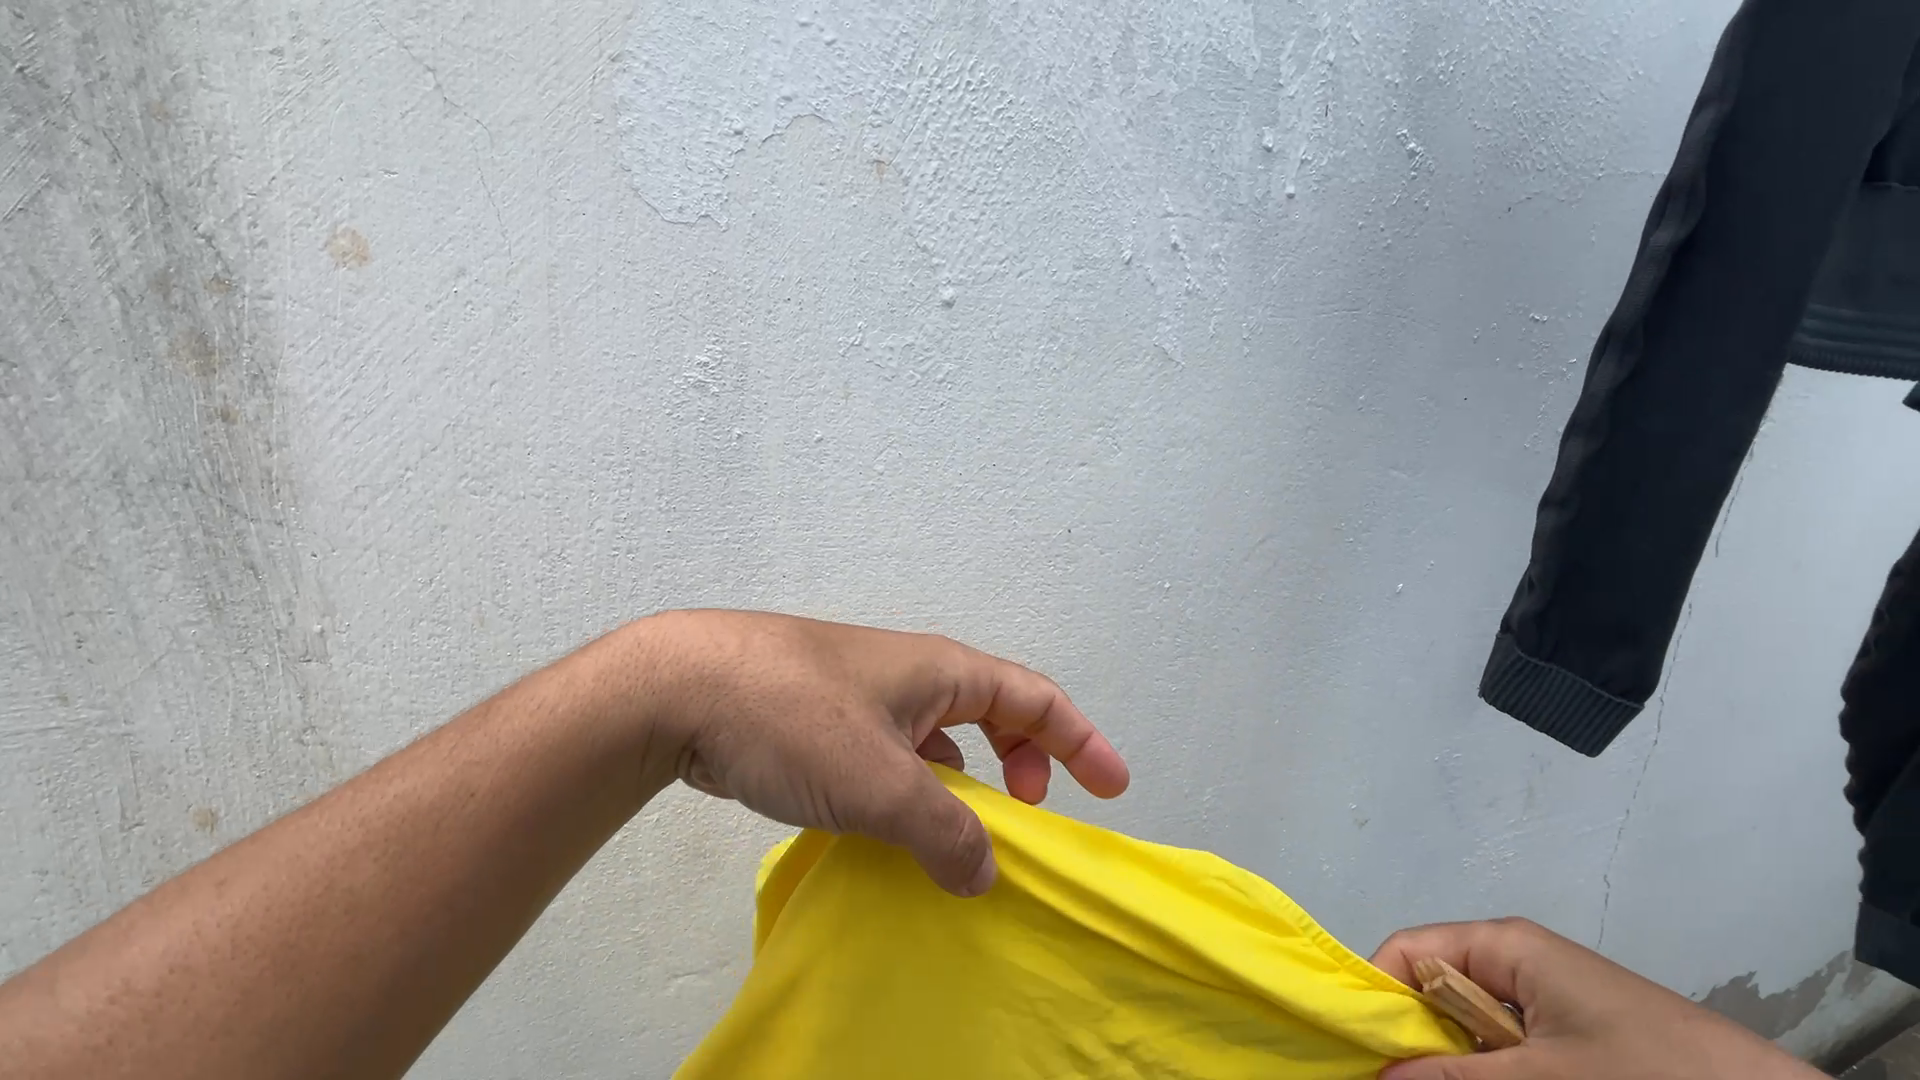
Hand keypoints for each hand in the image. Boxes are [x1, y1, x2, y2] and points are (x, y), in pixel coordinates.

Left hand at [635, 611, 1130, 896]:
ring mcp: (864, 699)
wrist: (679, 688)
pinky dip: (912, 791)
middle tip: (1031, 813)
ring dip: (963, 784)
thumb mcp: (881, 782)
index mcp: (941, 671)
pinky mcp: (824, 724)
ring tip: (963, 838)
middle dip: (1025, 759)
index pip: (1035, 698)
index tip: (1114, 787)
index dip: (1081, 740)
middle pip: (993, 712)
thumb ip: (944, 832)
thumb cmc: (791, 716)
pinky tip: (893, 831)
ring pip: (938, 740)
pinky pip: (892, 757)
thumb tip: (985, 874)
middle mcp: (910, 677)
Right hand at [1368, 918, 1822, 1079]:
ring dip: (1457, 1062)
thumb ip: (1454, 1074)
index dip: (1376, 995)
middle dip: (1416, 1038)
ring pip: (1471, 1027)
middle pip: (1435, 990)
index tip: (1359, 1050)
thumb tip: (1376, 1076)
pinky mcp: (1575, 1036)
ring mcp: (1547, 1001)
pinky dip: (1493, 1071)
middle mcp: (1516, 962)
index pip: (1408, 951)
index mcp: (1502, 945)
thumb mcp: (1541, 1077)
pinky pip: (1510, 1047)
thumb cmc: (1646, 1069)